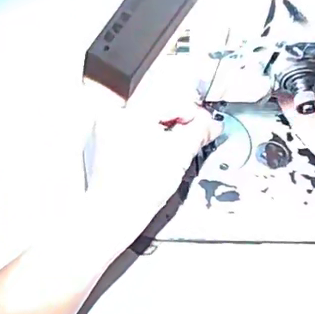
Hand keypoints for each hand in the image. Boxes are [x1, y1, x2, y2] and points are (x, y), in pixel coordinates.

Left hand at [73, 69, 212, 250]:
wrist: (114, 214)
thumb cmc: (140, 189)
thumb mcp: (179, 156)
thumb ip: (198, 132)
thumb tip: (211, 123)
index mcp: (131, 114)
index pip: (170, 99)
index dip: (193, 112)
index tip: (205, 125)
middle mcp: (114, 116)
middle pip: (157, 107)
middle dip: (178, 121)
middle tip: (194, 137)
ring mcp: (106, 130)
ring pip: (145, 120)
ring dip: (164, 130)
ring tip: (174, 150)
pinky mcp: (104, 144)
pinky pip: (132, 133)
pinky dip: (148, 139)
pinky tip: (156, 157)